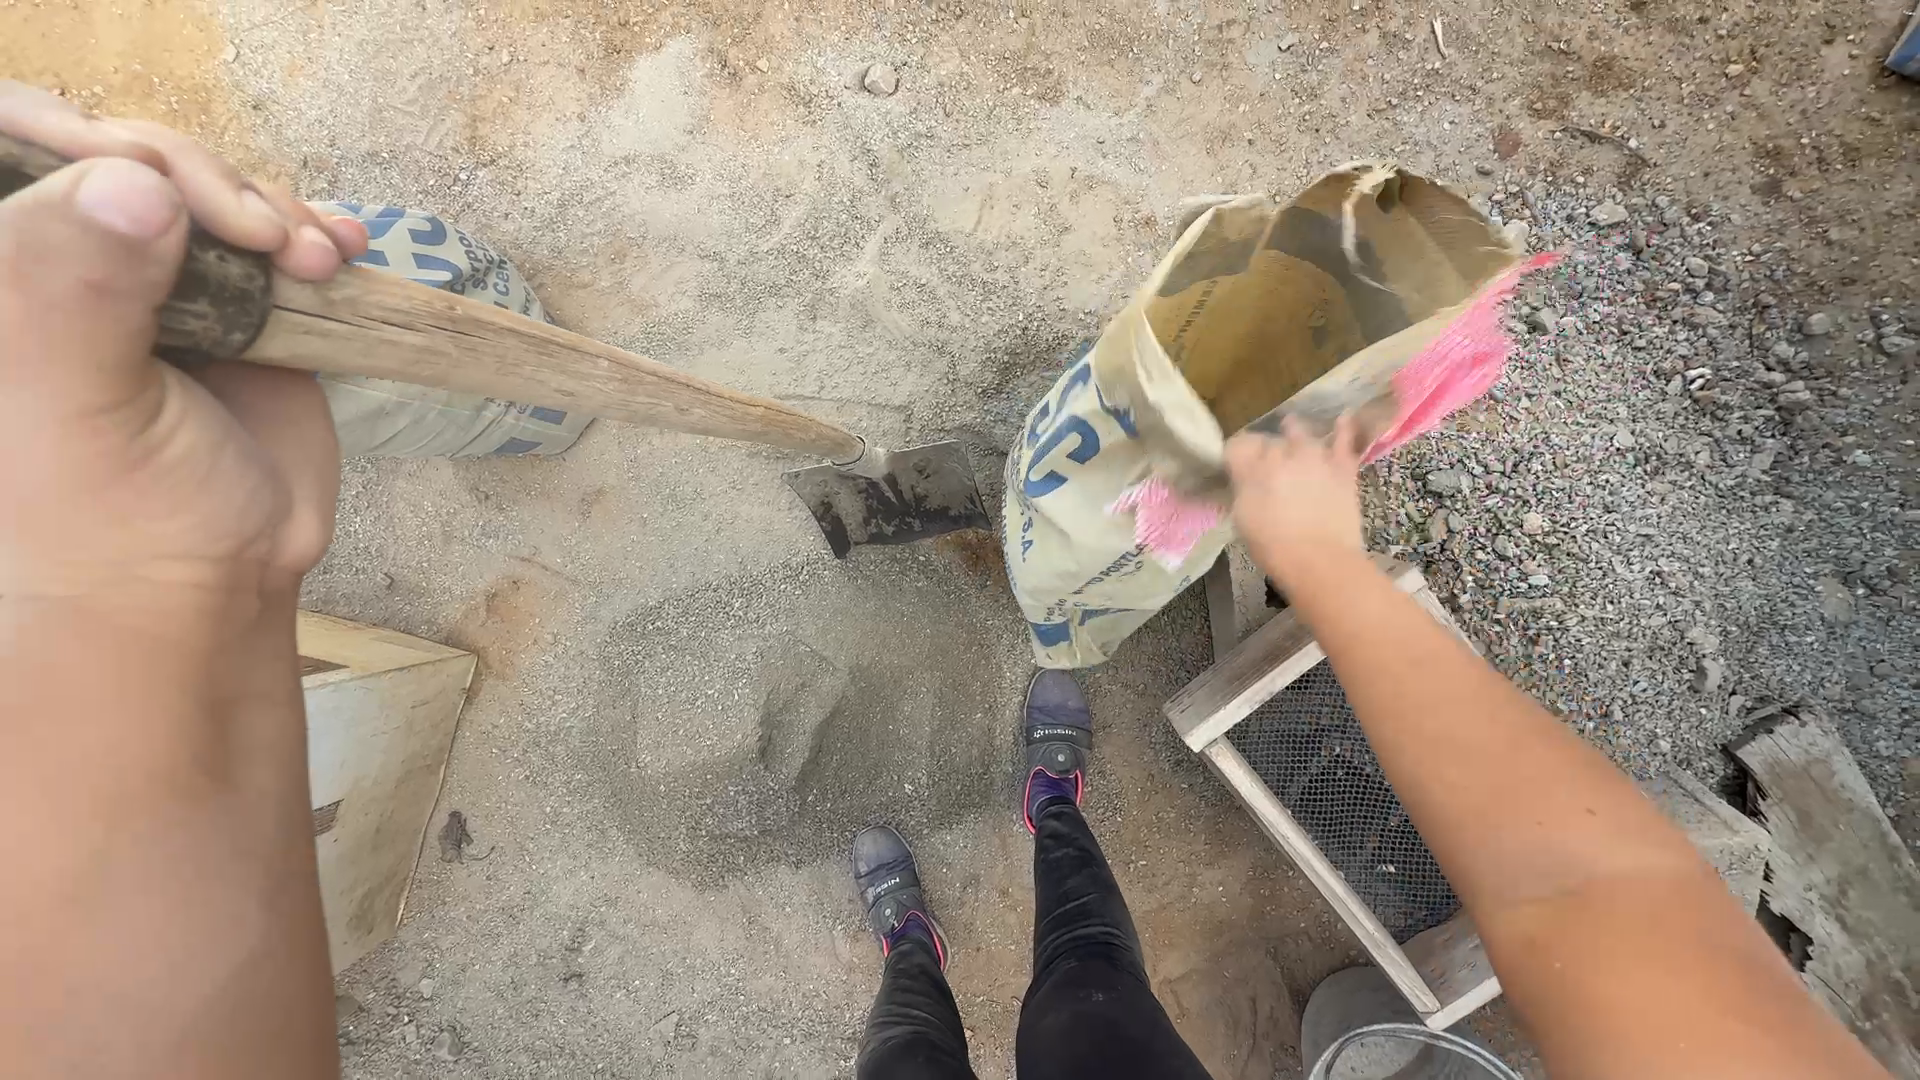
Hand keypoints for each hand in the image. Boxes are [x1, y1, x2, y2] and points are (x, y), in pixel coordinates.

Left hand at [0, 82, 368, 607]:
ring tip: (320, 264)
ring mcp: (169, 286)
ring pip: (214, 192)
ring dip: (277, 209)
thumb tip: (139, 181)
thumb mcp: (73, 402)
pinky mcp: (252, 314)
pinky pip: (283, 245)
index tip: (159, 186)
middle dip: (203, 178)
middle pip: (125, 154)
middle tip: (266, 239)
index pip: (6, 145)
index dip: (78, 138)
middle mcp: (70, 264)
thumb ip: (77, 290)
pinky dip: (321, 235)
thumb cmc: (111, 505)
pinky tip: (346, 250)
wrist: (222, 572)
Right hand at [1224, 413, 1364, 577]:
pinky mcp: (1342, 468)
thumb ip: (1242, 490)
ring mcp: (1314, 458)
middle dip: (1261, 447)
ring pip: (1300, 434)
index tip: (1232, 463)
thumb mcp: (1242, 519)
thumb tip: (1243, 477)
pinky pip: (1343, 441)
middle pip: (1267, 440)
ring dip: (1293, 431)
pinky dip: (1342, 429)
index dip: (1234, 453)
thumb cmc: (1272, 546)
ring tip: (1290, 427)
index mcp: (1251, 470)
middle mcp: (1281, 456)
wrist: (1319, 559)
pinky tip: (1342, 418)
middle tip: (1261, 460)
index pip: (1237, 446)